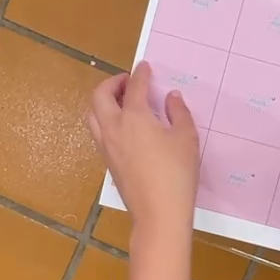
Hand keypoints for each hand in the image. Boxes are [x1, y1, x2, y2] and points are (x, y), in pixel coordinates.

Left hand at [87, 62, 198, 231]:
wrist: (159, 212)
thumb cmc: (176, 173)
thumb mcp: (186, 139)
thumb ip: (179, 113)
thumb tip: (171, 97)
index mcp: (134, 117)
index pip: (134, 87)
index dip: (140, 74)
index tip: (144, 67)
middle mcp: (114, 128)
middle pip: (100, 95)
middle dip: (112, 83)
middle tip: (127, 82)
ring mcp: (106, 146)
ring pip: (93, 114)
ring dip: (103, 101)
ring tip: (121, 102)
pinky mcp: (108, 162)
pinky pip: (98, 132)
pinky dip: (106, 119)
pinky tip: (124, 127)